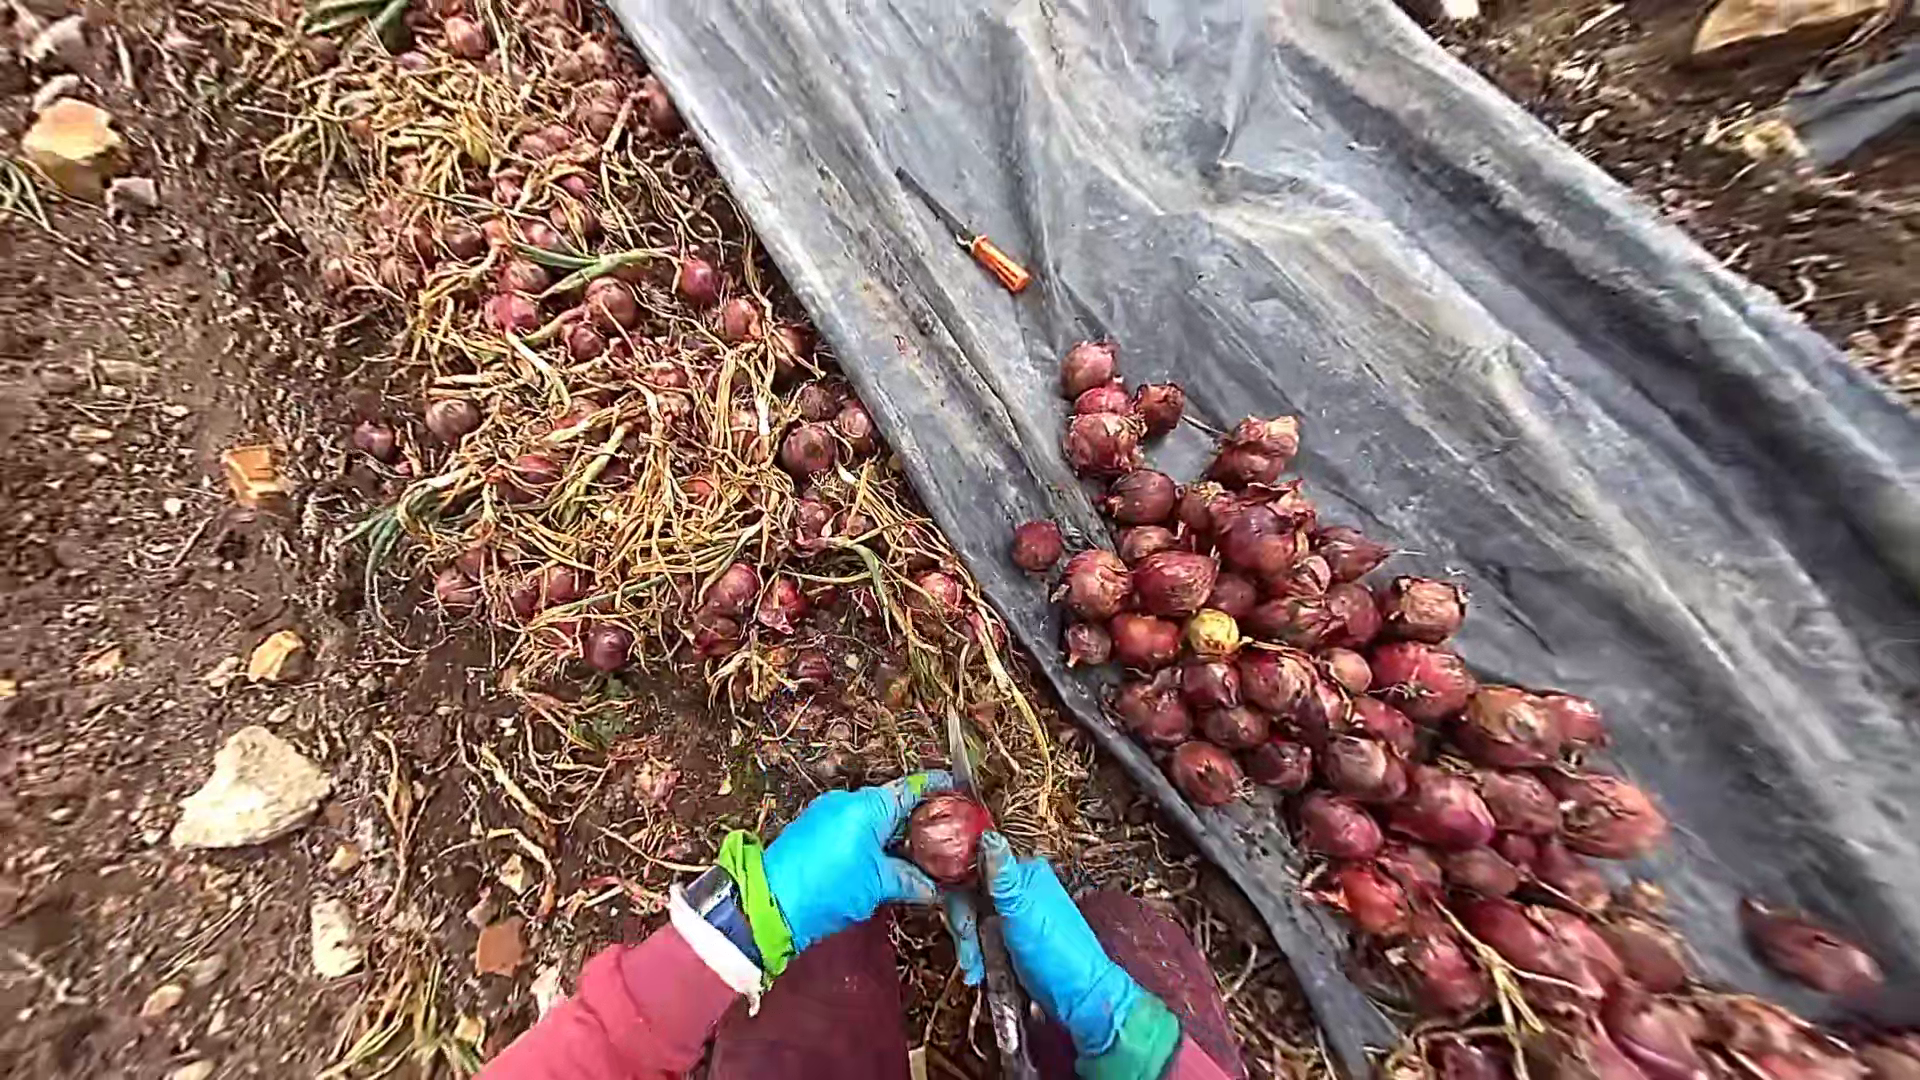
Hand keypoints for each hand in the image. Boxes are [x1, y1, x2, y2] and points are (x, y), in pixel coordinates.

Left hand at [763, 771, 953, 951]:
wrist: (769, 901)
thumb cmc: (827, 888)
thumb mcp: (877, 885)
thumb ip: (909, 880)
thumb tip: (934, 887)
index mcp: (870, 805)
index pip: (912, 787)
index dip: (937, 786)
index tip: (956, 789)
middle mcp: (850, 799)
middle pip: (893, 800)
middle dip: (916, 816)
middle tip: (939, 833)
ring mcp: (830, 809)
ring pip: (873, 812)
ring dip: (892, 828)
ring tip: (911, 851)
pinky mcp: (816, 823)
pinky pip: (852, 821)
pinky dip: (870, 833)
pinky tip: (879, 856)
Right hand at [947, 831, 1143, 1056]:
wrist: (1083, 999)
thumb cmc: (1056, 952)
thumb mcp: (1022, 911)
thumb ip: (1001, 874)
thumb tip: (987, 834)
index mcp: (1025, 873)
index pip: (977, 870)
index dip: (961, 897)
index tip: (961, 925)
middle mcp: (1021, 889)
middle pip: (974, 899)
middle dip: (967, 930)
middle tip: (969, 957)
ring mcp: (1019, 915)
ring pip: (978, 923)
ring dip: (972, 948)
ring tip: (976, 972)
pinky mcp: (1017, 940)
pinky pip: (988, 940)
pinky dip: (982, 957)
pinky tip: (981, 974)